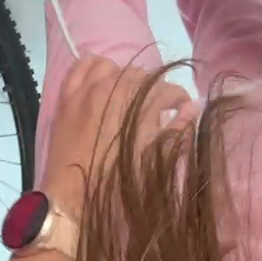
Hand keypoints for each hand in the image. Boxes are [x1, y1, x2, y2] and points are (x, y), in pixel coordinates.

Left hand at [41, 56, 194, 206]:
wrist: (71, 194)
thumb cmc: (116, 181)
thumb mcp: (152, 157)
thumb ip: (177, 129)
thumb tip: (194, 107)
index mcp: (138, 104)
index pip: (168, 90)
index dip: (179, 100)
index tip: (181, 110)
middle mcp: (114, 88)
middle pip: (142, 76)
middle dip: (153, 90)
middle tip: (155, 109)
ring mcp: (87, 89)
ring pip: (114, 67)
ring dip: (125, 78)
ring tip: (127, 95)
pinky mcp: (67, 95)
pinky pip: (82, 66)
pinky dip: (95, 67)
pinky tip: (101, 78)